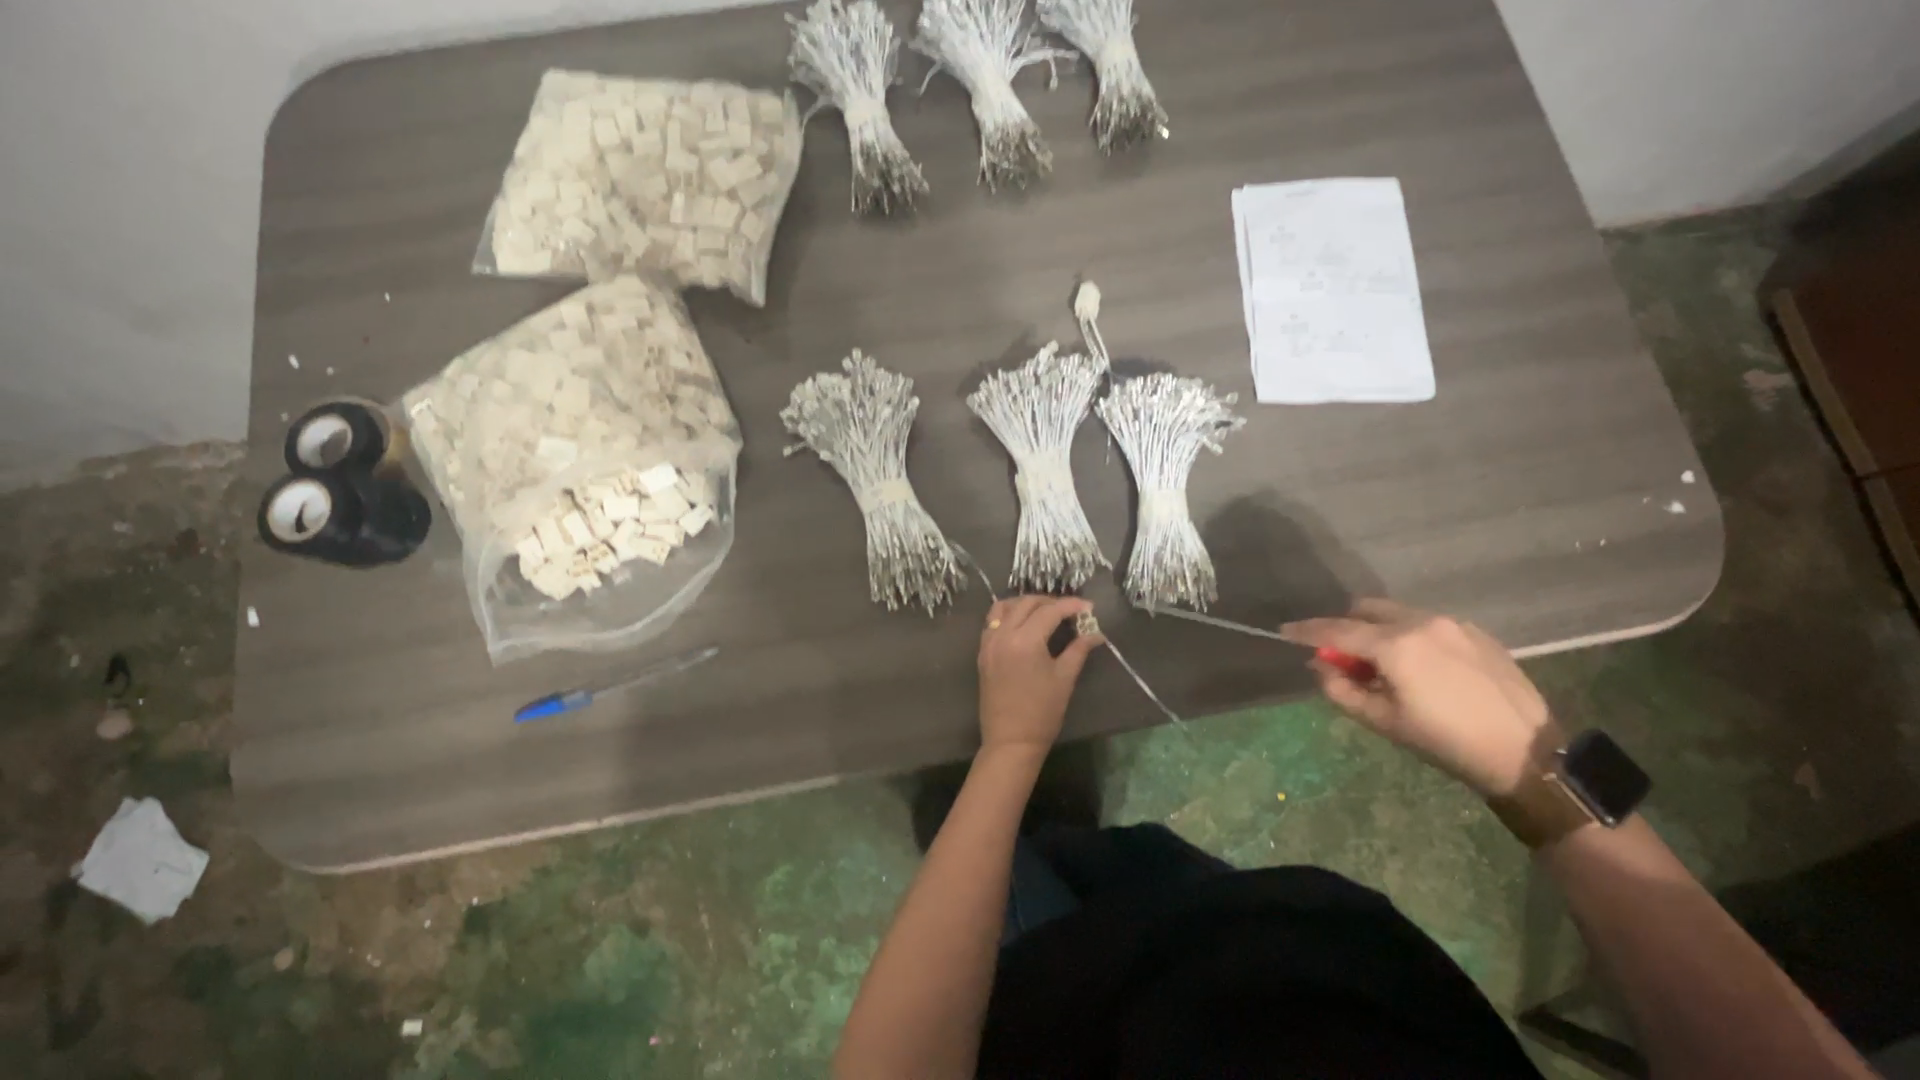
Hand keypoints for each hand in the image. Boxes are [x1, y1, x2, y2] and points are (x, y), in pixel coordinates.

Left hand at [976, 596, 1103, 756]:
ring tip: (1045, 613)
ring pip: (1005, 607)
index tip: (1088, 607)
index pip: (1050, 611)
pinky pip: (992, 622)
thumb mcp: (1064, 678)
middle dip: (1050, 602)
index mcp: (1026, 640)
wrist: (1011, 740)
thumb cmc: (1043, 712)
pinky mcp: (983, 653)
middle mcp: (1003, 635)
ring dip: (1025, 604)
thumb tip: (1095, 633)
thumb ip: (1079, 649)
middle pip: (1026, 603)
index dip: (1071, 606)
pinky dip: (1008, 615)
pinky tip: (1023, 624)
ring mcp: (989, 643)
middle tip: (1070, 611)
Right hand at [1282, 599, 1559, 796]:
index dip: (1306, 631)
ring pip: (1398, 614)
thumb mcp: (1382, 721)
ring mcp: (1452, 623)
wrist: (1525, 751)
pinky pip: (1427, 624)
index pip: (1336, 630)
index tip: (1284, 632)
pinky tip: (1421, 669)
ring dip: (1378, 631)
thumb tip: (1319, 666)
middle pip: (1366, 610)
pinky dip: (1409, 636)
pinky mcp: (1476, 632)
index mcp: (1395, 644)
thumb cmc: (1445, 741)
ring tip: (1384, 667)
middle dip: (1345, 627)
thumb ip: (1340, 689)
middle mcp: (1421, 621)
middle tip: (1342, 660)